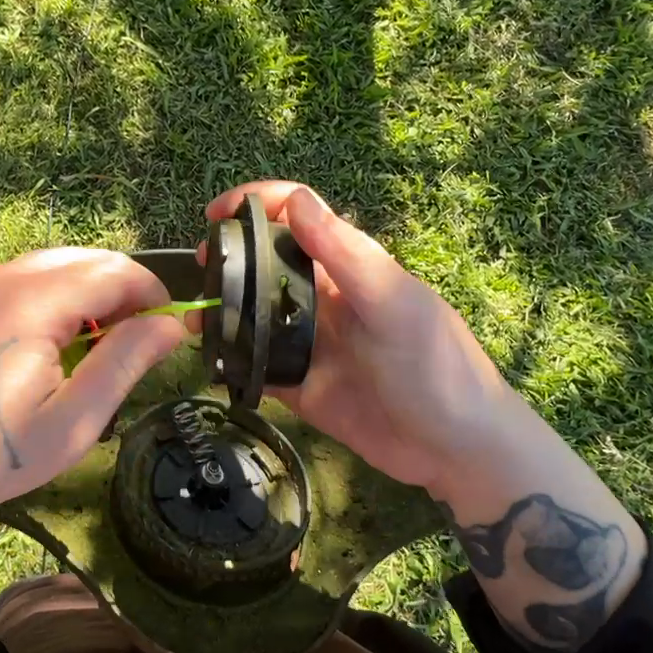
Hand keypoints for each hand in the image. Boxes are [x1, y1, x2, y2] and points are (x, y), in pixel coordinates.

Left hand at [0, 248, 186, 652]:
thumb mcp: (75, 419)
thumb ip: (127, 362)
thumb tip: (174, 325)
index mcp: (33, 300)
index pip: (116, 272)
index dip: (154, 297)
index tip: (173, 335)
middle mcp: (5, 276)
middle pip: (89, 260)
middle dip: (125, 293)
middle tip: (138, 347)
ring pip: (60, 264)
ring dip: (93, 293)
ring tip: (101, 350)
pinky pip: (30, 277)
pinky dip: (60, 296)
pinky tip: (59, 343)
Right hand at [204, 181, 523, 493]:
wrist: (458, 453)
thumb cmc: (435, 367)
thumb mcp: (392, 303)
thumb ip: (343, 253)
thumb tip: (293, 199)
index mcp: (346, 264)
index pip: (294, 214)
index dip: (253, 203)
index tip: (214, 215)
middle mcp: (320, 294)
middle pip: (262, 259)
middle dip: (225, 255)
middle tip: (200, 271)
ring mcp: (306, 338)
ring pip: (250, 310)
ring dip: (219, 308)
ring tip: (194, 321)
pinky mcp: (296, 381)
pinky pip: (252, 362)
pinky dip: (228, 358)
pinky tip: (207, 360)